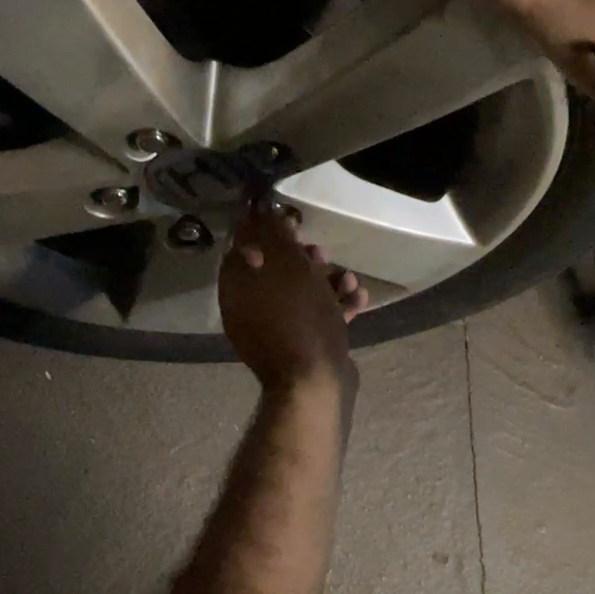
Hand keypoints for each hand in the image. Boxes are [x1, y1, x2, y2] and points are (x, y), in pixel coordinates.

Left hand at [219, 205, 368, 393]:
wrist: (315, 383)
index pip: (243, 247)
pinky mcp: (299, 348)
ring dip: (325, 281)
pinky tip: (358, 298)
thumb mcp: (288, 267)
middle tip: (321, 252)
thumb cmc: (299, 318)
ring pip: (299, 295)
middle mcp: (248, 310)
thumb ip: (273, 235)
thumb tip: (260, 209)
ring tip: (348, 277)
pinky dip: (335, 306)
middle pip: (274, 271)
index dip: (267, 229)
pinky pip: (314, 318)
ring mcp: (273, 332)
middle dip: (303, 258)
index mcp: (236, 290)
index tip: (293, 221)